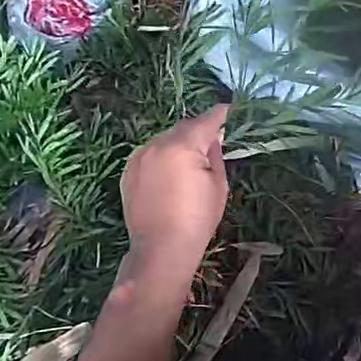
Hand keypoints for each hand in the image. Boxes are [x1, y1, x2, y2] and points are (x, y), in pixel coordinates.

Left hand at [121, 105, 229, 265]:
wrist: (161, 249)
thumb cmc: (198, 219)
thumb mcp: (218, 185)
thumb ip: (215, 155)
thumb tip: (214, 138)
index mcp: (183, 145)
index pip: (207, 120)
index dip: (221, 114)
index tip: (231, 111)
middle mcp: (157, 144)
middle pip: (184, 127)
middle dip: (199, 130)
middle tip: (214, 141)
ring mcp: (139, 157)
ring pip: (165, 139)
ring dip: (179, 143)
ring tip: (191, 161)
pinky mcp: (128, 171)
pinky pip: (150, 153)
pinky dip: (163, 156)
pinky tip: (171, 174)